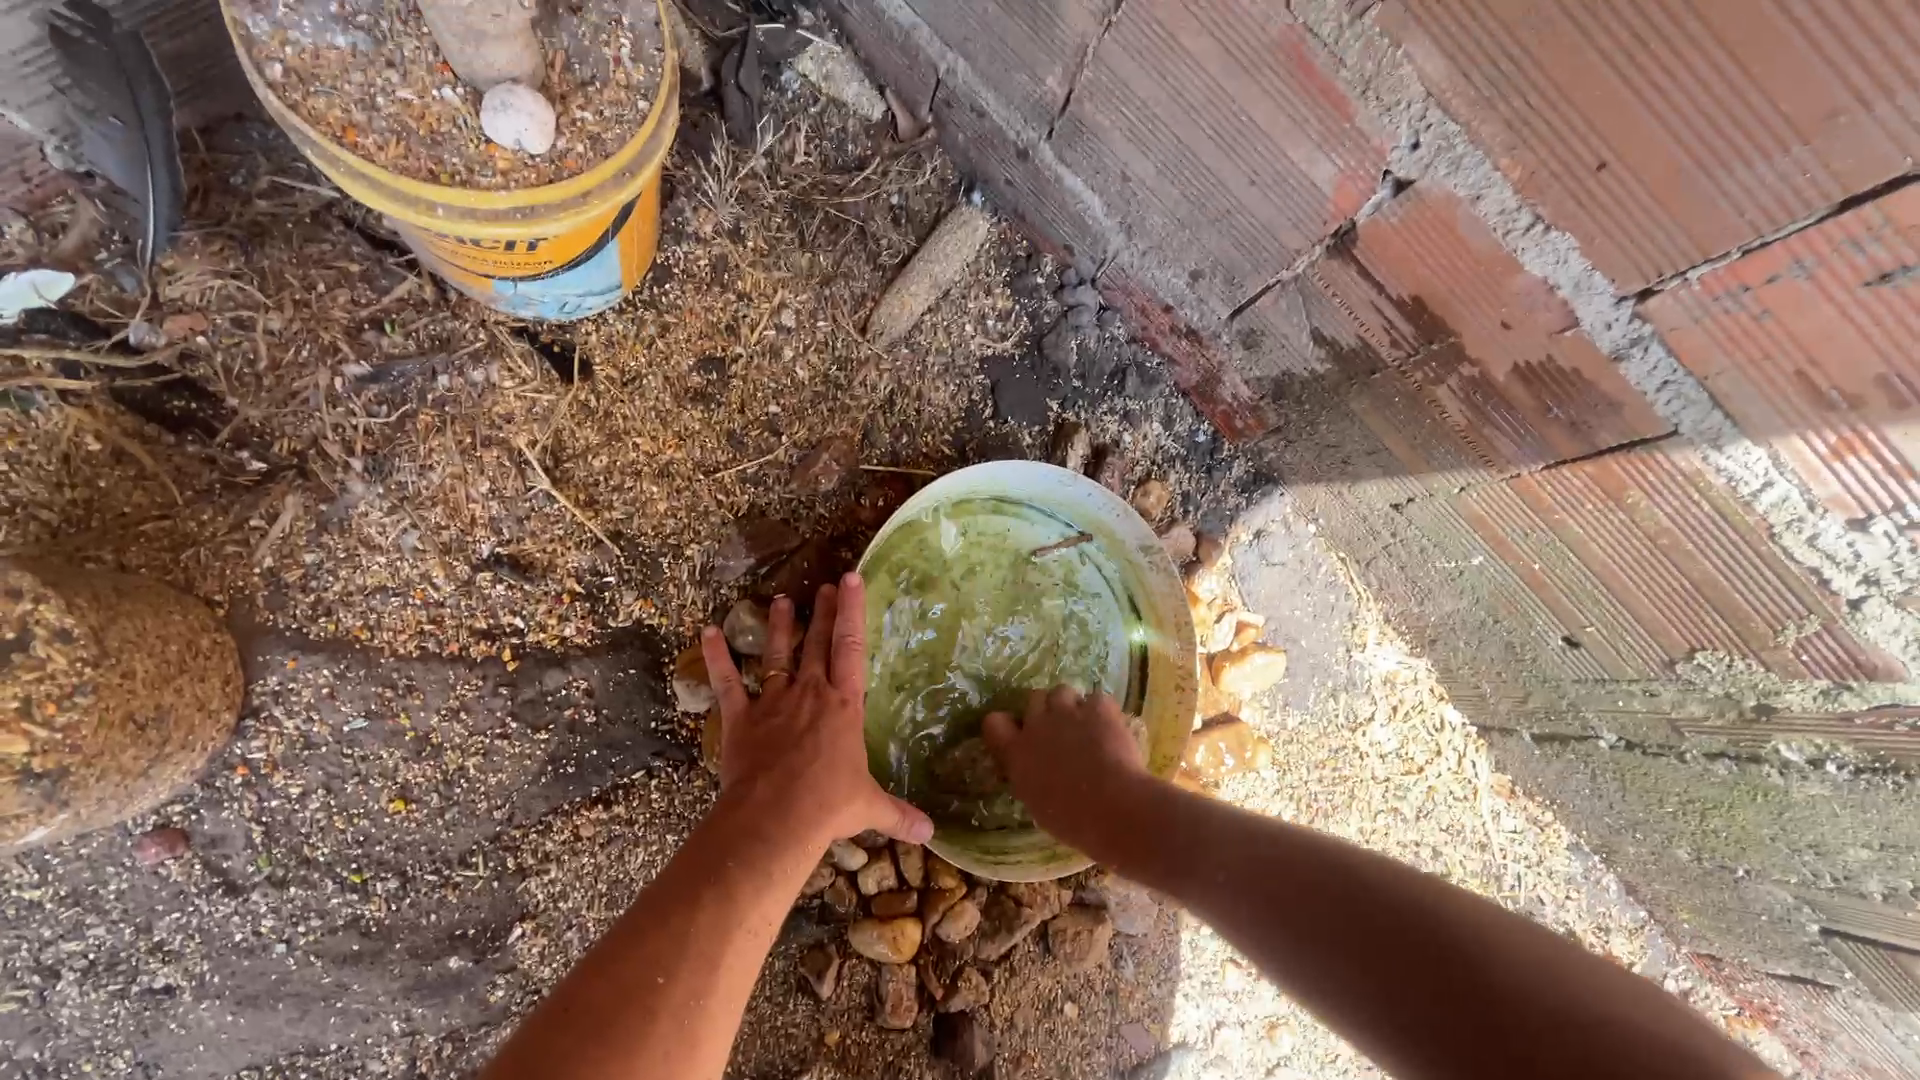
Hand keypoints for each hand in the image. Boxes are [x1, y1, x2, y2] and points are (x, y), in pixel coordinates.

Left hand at [702, 573, 933, 847]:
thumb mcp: (869, 807)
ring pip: (777, 655)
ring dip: (780, 627)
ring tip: (781, 600)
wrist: (777, 816)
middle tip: (825, 585)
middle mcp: (810, 693)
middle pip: (818, 643)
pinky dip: (717, 658)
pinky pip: (727, 683)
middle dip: (823, 612)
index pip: (852, 647)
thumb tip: (931, 834)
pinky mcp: (741, 718)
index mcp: (844, 706)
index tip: (850, 579)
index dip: (852, 611)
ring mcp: (773, 702)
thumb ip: (899, 815)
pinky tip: (708, 633)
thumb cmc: (829, 805)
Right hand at [982, 685, 1151, 847]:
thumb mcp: (1036, 802)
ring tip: (1087, 726)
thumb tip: (1035, 769)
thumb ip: (1029, 776)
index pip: (994, 722)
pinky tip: (1111, 729)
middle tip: (1061, 730)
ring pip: (1063, 691)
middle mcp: (1037, 724)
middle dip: (1046, 710)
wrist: (1111, 806)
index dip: (1008, 724)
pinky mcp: (1098, 708)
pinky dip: (1103, 712)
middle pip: (1034, 698)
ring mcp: (1068, 712)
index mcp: (1017, 752)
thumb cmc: (1071, 818)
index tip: (1020, 733)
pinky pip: (1097, 700)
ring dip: (1072, 705)